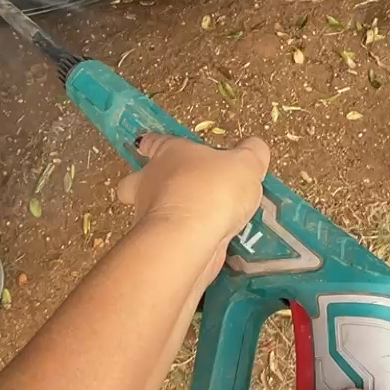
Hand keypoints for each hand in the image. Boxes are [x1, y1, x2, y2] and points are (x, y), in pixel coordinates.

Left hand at [114, 134, 267, 285]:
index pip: (152, 143)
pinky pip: (169, 239)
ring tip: (203, 222)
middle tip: (170, 190)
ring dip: (170, 215)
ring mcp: (148, 217)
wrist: (189, 239)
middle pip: (134, 183)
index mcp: (167, 154)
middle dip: (145, 185)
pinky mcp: (158, 246)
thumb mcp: (246, 163)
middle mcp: (150, 183)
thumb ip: (252, 153)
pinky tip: (208, 243)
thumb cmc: (212, 190)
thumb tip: (255, 147)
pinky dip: (183, 241)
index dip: (152, 144)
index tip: (146, 145)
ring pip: (150, 213)